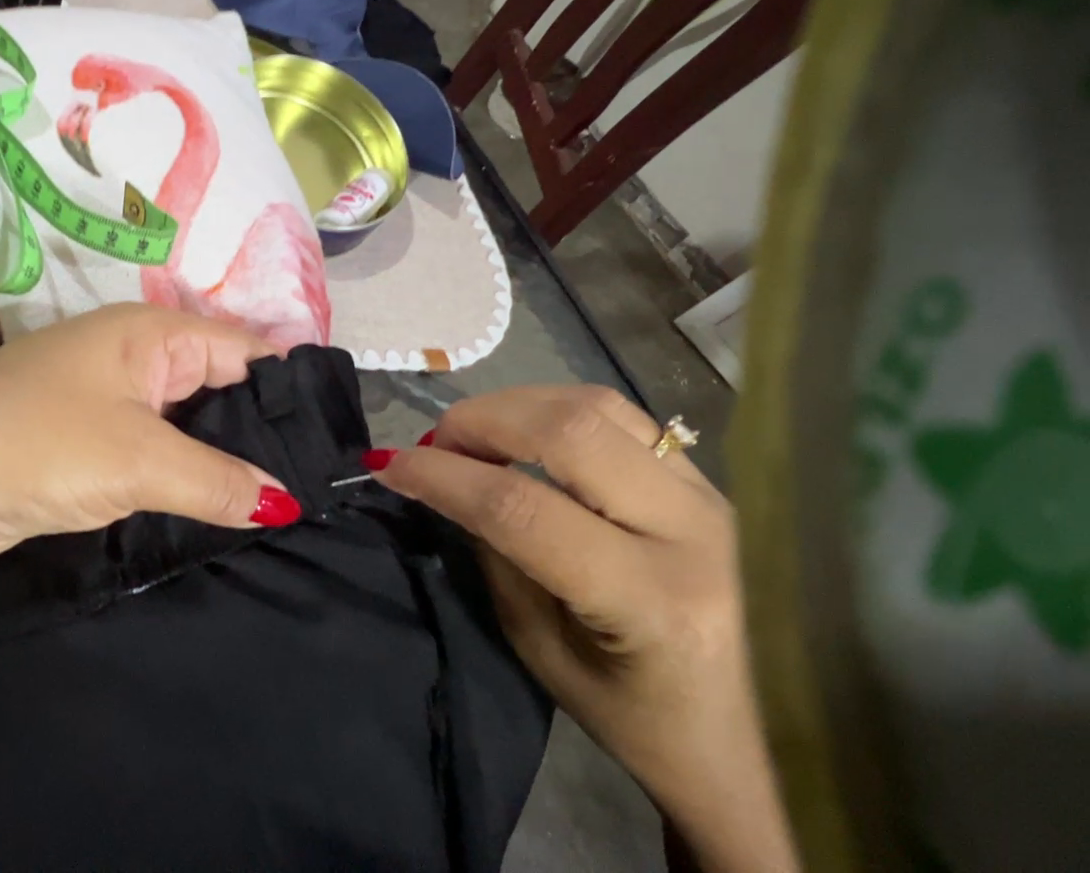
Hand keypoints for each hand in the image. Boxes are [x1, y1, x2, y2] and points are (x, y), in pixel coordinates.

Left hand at [0, 303, 299, 567]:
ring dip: (221, 463)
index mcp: (151, 332)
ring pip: (187, 427)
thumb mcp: (139, 461)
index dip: (292, 395)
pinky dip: (183, 479)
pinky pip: (154, 454)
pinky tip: (219, 511)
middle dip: (261, 435)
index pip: (247, 351)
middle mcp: (133, 356)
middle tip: (319, 489)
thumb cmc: (39, 446)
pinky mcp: (86, 444)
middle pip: (219, 387)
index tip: (338, 448)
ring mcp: (107, 400)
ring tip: (283, 507)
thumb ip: (218, 480)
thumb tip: (284, 501)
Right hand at [369, 387, 797, 872]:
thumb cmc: (640, 721)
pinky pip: (625, 418)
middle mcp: (693, 532)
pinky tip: (527, 436)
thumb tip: (447, 487)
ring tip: (473, 435)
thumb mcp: (545, 653)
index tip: (389, 466)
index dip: (443, 478)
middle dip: (480, 422)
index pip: (522, 508)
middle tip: (434, 444)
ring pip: (600, 407)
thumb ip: (497, 559)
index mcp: (651, 600)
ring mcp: (714, 498)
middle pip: (569, 430)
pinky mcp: (713, 483)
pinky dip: (557, 412)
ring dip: (517, 406)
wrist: (758, 742)